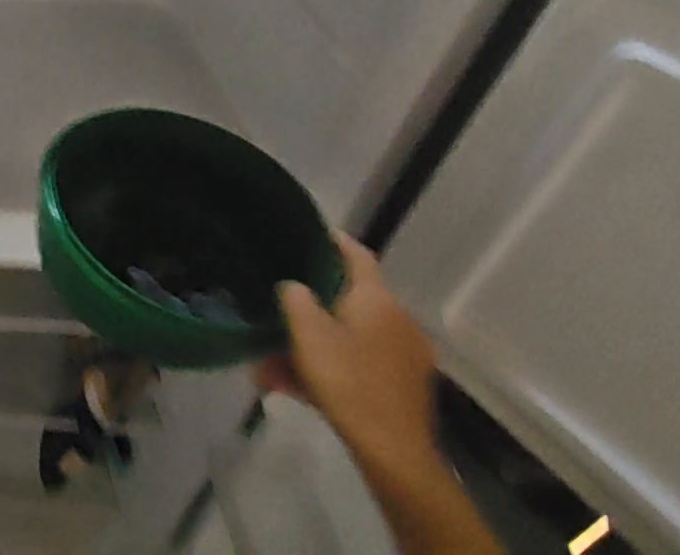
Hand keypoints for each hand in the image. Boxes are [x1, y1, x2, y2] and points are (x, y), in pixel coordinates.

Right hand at [254, 233, 440, 473]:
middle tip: (277, 315)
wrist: (393, 448)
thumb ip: (296, 298)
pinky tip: (298, 386)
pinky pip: (358, 359)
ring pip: (347, 335)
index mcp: (378, 300)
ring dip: (311, 344)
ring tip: (274, 367)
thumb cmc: (347, 380)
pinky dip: (329, 364)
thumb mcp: (307, 333)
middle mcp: (398, 319)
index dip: (335, 240)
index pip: (358, 255)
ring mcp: (405, 352)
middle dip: (308, 308)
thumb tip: (294, 287)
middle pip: (347, 301)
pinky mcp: (404, 381)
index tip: (311, 231)